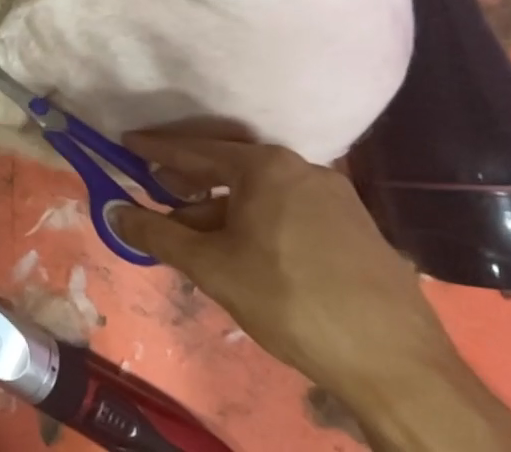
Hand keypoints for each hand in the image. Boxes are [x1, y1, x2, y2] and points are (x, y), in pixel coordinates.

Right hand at [109, 133, 451, 403]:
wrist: (397, 366)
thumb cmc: (289, 301)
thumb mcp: (208, 266)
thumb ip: (155, 233)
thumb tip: (114, 212)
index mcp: (267, 168)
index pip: (194, 149)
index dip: (154, 149)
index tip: (125, 143)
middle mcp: (305, 171)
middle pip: (230, 166)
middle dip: (189, 179)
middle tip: (156, 190)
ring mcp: (339, 200)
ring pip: (261, 193)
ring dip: (222, 207)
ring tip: (196, 236)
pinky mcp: (359, 231)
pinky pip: (290, 211)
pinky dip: (256, 221)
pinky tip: (243, 253)